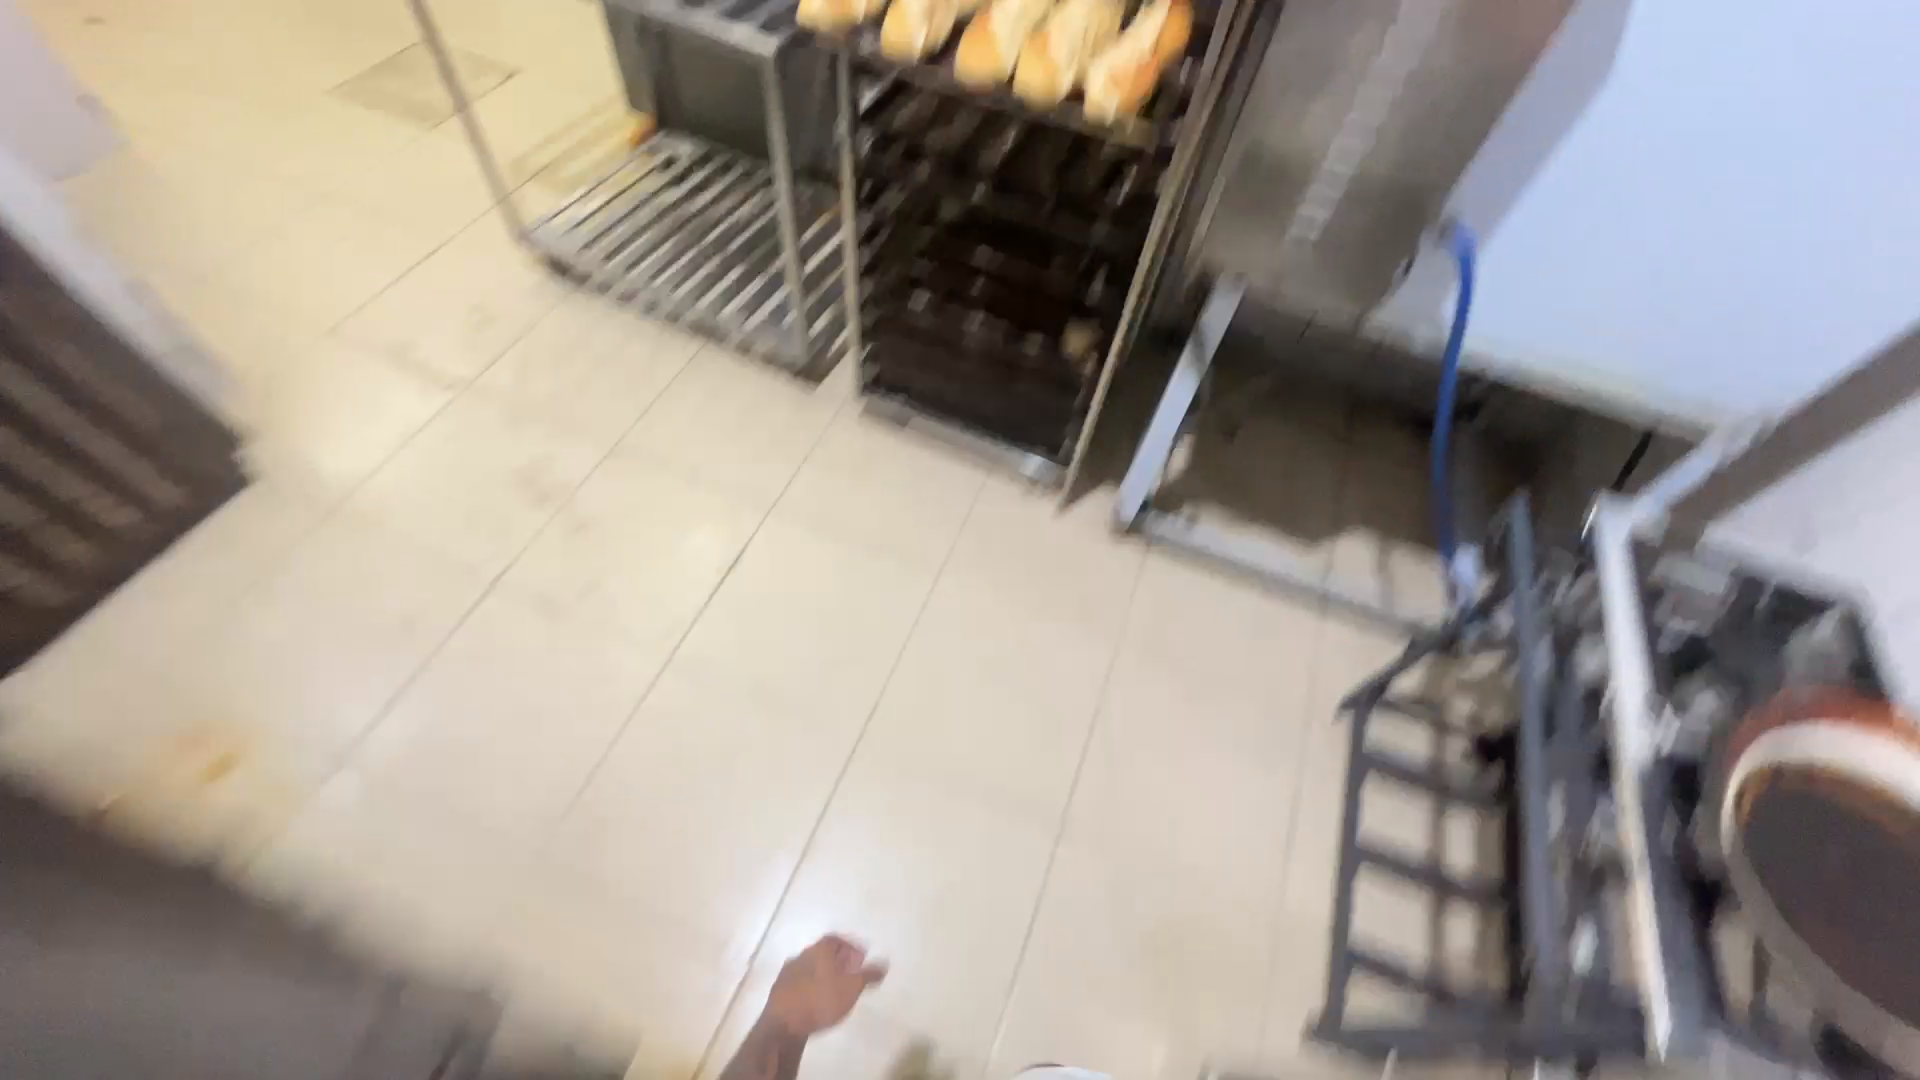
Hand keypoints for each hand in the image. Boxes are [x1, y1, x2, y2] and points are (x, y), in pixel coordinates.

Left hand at [763, 934, 887, 1036]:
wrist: (782, 1025)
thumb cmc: (821, 1001)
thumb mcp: (852, 988)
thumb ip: (868, 975)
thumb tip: (885, 963)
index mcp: (820, 948)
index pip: (837, 939)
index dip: (851, 946)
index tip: (861, 958)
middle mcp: (802, 954)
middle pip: (823, 952)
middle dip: (838, 961)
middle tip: (850, 973)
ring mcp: (788, 972)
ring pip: (810, 967)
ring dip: (823, 974)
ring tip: (835, 988)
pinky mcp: (779, 991)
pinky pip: (800, 982)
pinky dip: (811, 986)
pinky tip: (816, 1000)